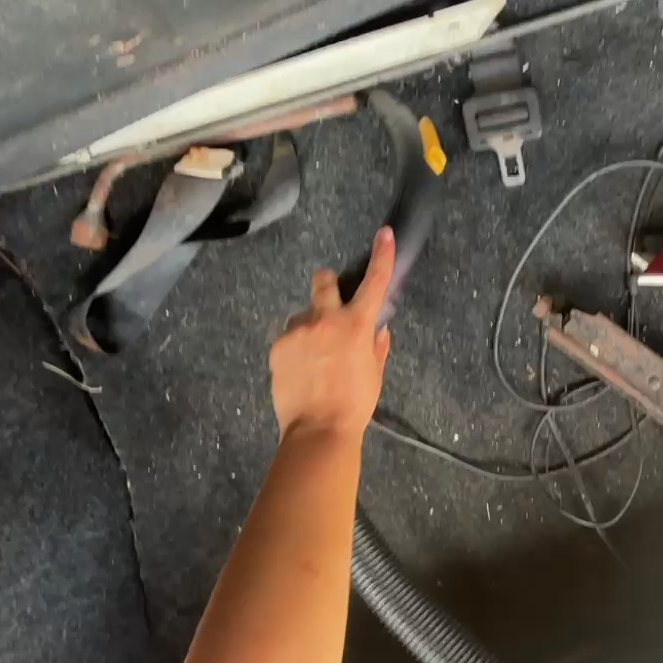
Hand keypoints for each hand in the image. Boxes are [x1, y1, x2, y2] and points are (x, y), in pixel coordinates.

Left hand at [269, 227, 394, 439]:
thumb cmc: (355, 403)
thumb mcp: (374, 374)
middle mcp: (325, 319)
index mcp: (357, 325)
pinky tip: (301, 371)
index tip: (385, 233)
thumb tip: (377, 329)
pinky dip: (296, 348)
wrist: (318, 429)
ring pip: (303, 315)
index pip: (374, 283)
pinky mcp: (278, 346)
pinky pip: (289, 338)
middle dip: (327, 284)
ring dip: (309, 326)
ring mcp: (298, 331)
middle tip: (329, 305)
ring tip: (313, 358)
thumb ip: (376, 346)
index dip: (382, 256)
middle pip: (323, 281)